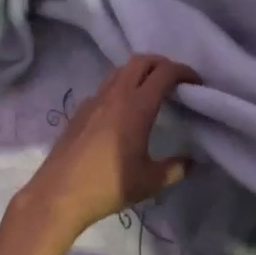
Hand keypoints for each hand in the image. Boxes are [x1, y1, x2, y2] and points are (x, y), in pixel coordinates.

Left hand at [20, 54, 200, 236]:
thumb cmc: (108, 186)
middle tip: (175, 81)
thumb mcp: (150, 182)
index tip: (196, 82)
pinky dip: (121, 86)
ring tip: (151, 91)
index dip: (184, 71)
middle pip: (142, 60)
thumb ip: (175, 169)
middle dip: (162, 64)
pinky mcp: (80, 109)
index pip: (165, 72)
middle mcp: (116, 94)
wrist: (59, 194)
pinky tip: (123, 111)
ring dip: (140, 72)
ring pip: (122, 70)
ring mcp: (95, 99)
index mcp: (138, 106)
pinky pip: (106, 86)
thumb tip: (192, 162)